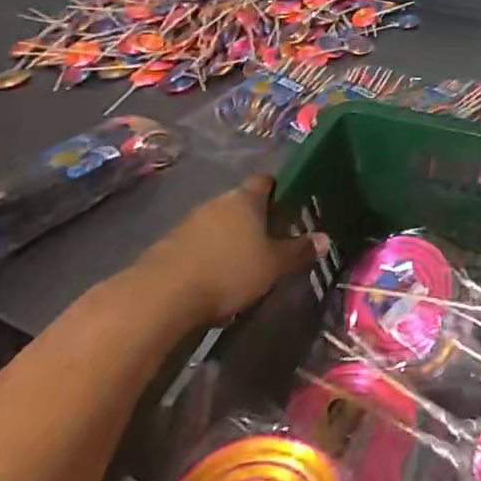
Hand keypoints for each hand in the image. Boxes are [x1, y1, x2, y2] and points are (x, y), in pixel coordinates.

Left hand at [134, 175, 325, 323]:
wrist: (156, 300)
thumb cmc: (227, 271)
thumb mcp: (274, 265)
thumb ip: (299, 251)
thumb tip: (325, 239)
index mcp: (244, 199)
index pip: (265, 181)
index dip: (278, 188)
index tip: (290, 201)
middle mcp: (215, 204)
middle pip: (239, 203)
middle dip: (255, 216)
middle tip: (273, 235)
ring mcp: (185, 226)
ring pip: (216, 224)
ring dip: (228, 237)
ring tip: (244, 259)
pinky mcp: (164, 250)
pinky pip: (195, 245)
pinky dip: (207, 255)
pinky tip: (214, 276)